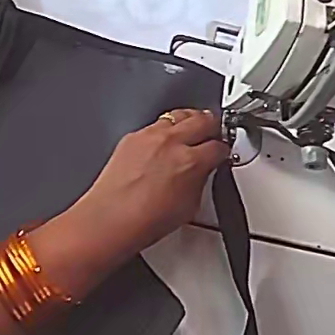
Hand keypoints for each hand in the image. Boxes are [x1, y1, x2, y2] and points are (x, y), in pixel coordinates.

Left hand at [22, 109, 230, 303]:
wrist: (110, 220)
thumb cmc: (143, 220)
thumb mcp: (190, 207)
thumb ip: (201, 181)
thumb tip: (204, 172)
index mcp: (190, 161)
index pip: (218, 146)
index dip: (224, 150)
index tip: (222, 153)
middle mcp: (171, 143)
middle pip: (203, 119)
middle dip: (213, 126)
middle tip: (216, 131)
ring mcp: (150, 136)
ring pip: (180, 114)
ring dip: (191, 120)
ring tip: (195, 126)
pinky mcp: (133, 136)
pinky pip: (156, 123)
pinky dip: (166, 128)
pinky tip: (167, 138)